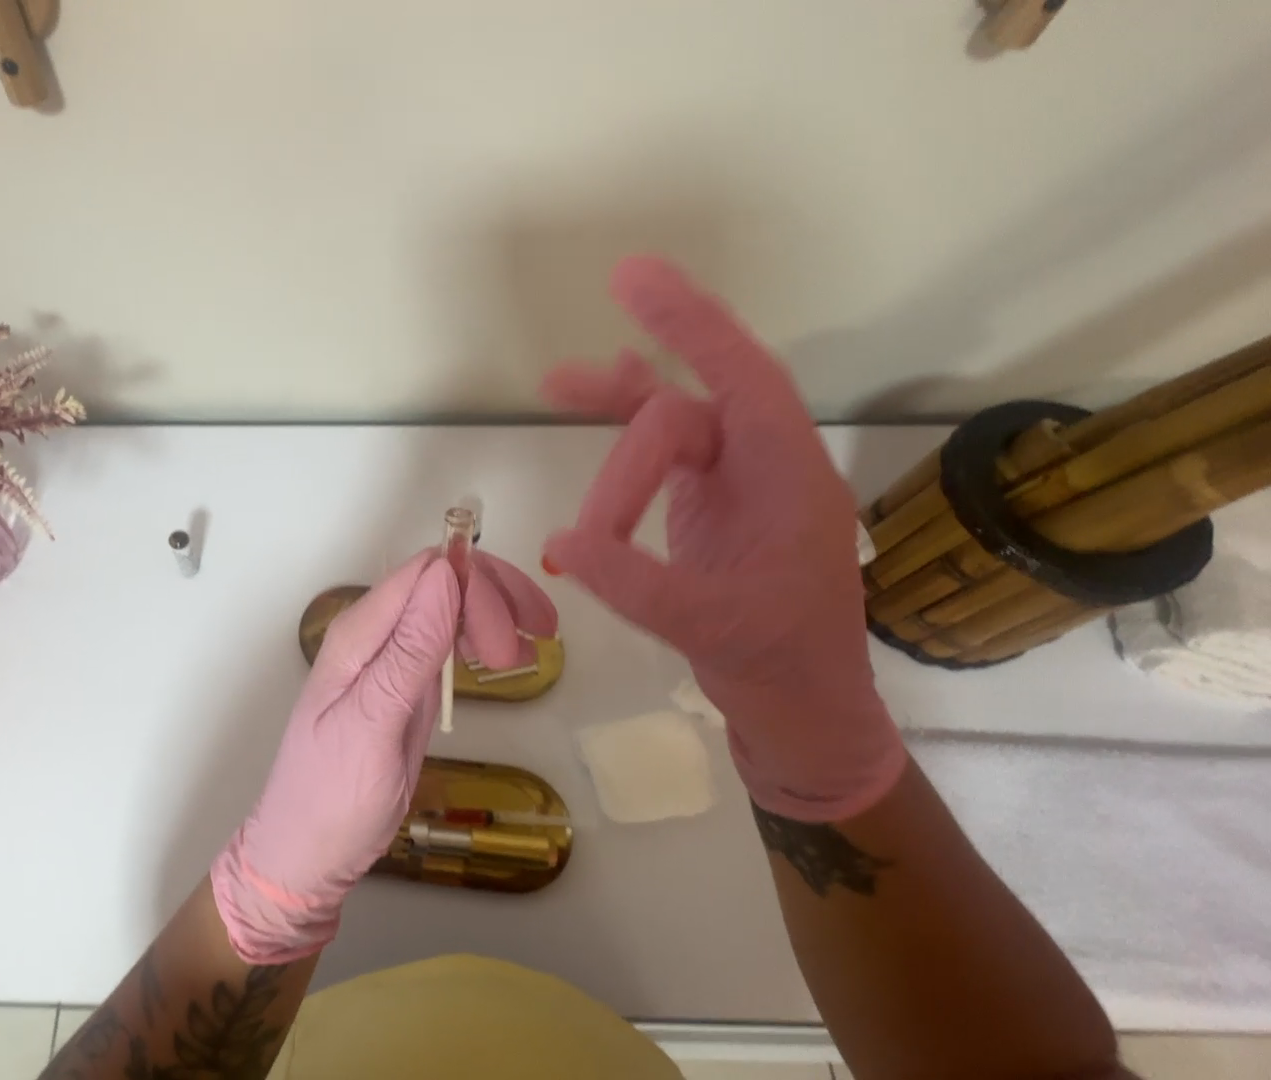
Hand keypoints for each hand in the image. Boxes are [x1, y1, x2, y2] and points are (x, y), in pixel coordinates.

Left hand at [211, 548, 549, 963]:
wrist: (307, 854)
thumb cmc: (332, 798)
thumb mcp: (372, 726)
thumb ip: (407, 653)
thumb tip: (445, 577)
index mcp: (356, 636)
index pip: (424, 574)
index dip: (476, 590)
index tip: (510, 639)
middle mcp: (371, 636)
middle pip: (440, 583)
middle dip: (492, 600)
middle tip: (532, 645)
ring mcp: (387, 658)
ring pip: (447, 606)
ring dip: (492, 615)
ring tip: (526, 650)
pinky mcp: (402, 683)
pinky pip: (443, 640)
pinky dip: (476, 639)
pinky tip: (500, 658)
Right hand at [540, 257, 905, 821]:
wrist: (798, 704)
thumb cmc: (777, 664)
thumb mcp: (706, 626)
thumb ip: (634, 583)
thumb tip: (561, 544)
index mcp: (788, 476)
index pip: (739, 376)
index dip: (689, 323)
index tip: (633, 278)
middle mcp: (764, 465)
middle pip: (684, 410)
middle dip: (622, 454)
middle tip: (564, 480)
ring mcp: (734, 485)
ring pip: (669, 425)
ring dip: (613, 411)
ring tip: (553, 390)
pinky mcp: (708, 506)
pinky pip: (661, 458)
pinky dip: (622, 445)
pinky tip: (593, 421)